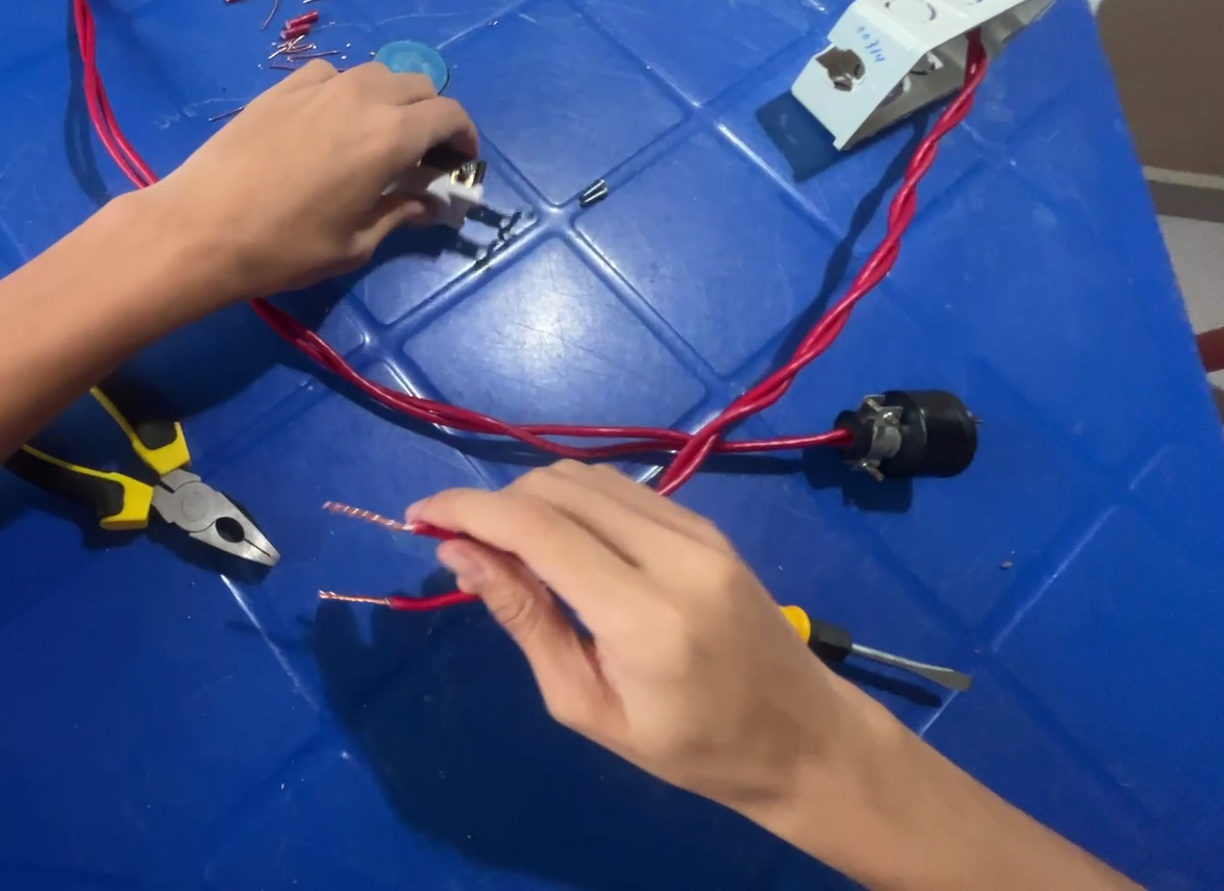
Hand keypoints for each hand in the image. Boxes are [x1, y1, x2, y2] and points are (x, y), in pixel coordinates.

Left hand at [146, 60, 477, 301]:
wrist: (200, 229)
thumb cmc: (284, 248)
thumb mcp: (353, 243)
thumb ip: (400, 214)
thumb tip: (431, 204)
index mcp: (389, 135)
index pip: (449, 114)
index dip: (464, 136)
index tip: (460, 162)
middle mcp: (360, 97)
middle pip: (417, 85)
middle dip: (431, 116)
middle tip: (422, 154)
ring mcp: (316, 86)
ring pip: (374, 75)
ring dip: (390, 100)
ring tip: (376, 136)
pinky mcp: (280, 88)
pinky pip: (329, 75)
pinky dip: (345, 92)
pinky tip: (328, 122)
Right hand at [410, 462, 863, 815]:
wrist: (805, 739)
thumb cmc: (689, 748)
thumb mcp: (585, 705)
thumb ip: (521, 618)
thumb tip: (458, 552)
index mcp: (642, 616)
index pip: (533, 527)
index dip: (465, 508)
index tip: (418, 517)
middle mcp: (672, 553)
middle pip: (551, 487)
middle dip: (491, 504)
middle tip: (465, 547)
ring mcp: (694, 529)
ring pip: (578, 475)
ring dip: (525, 497)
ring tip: (509, 544)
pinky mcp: (702, 521)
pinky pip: (611, 485)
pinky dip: (565, 498)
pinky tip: (558, 537)